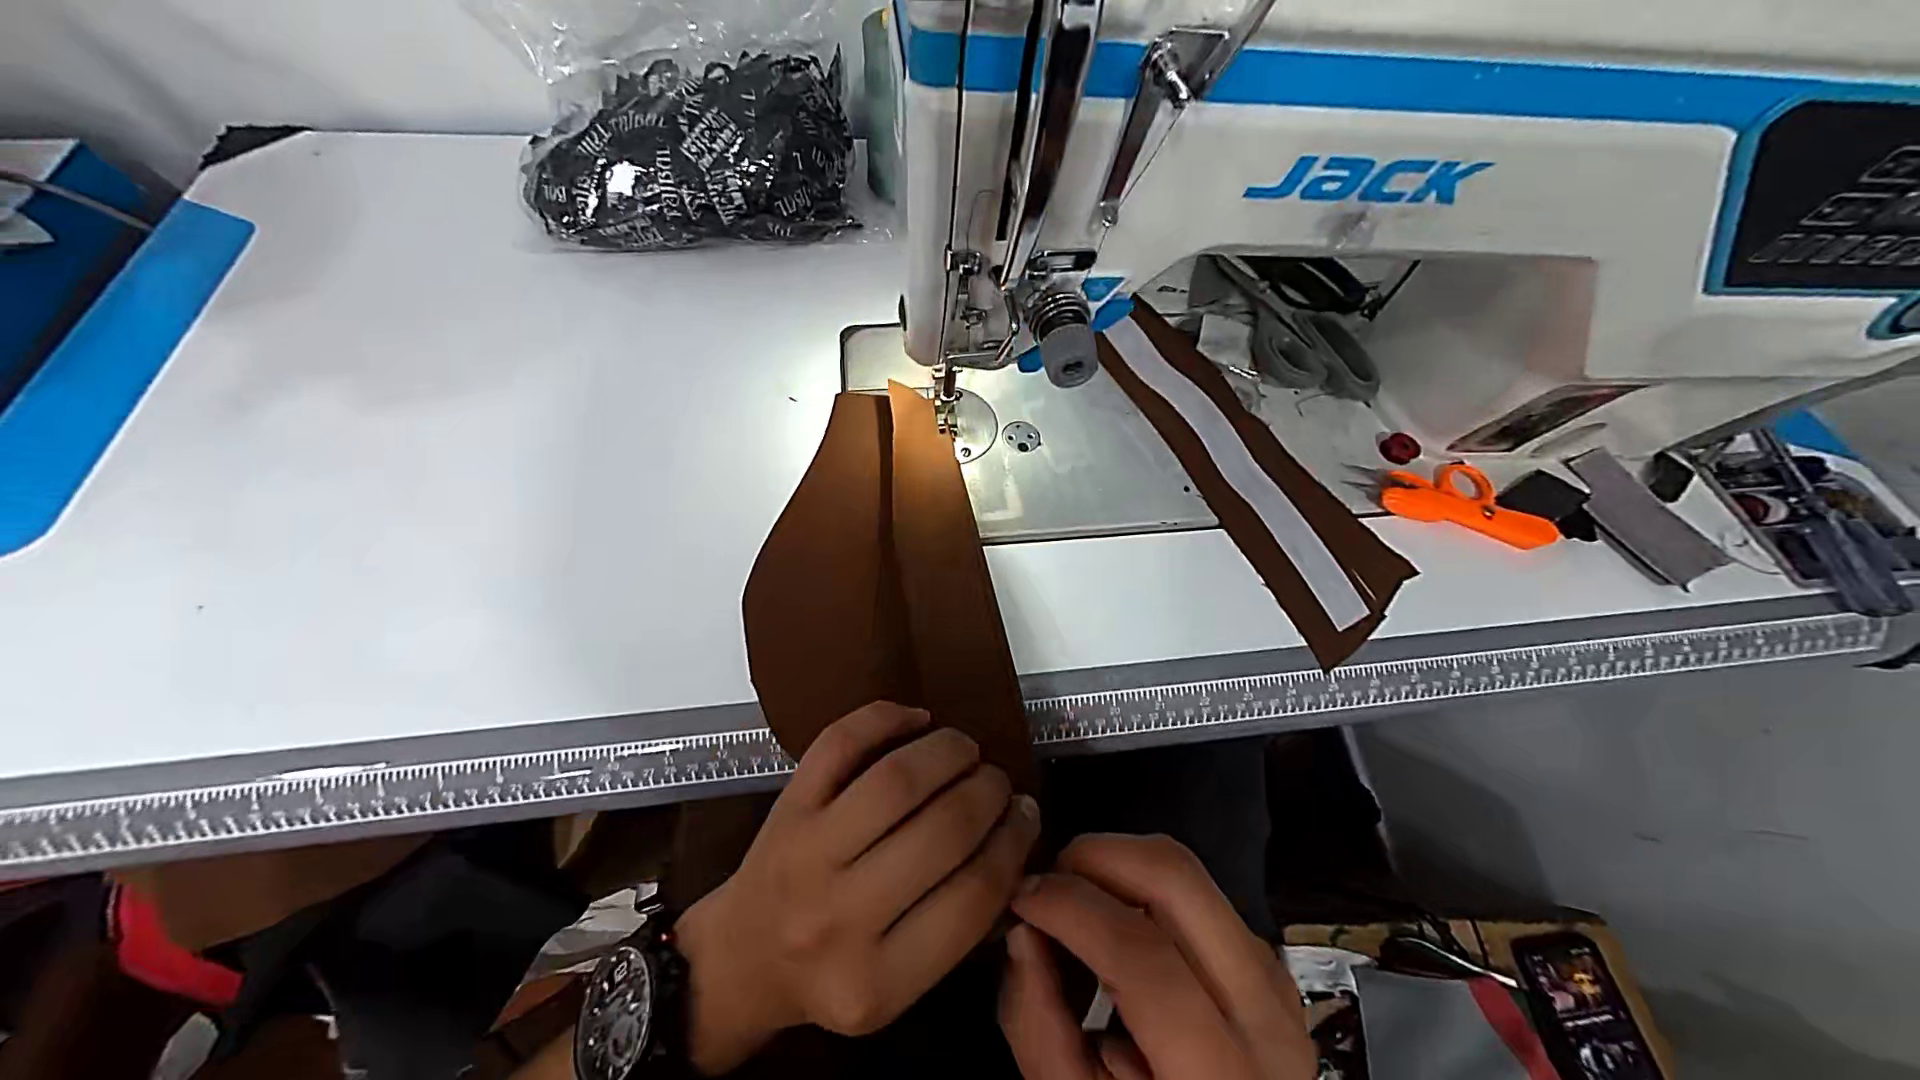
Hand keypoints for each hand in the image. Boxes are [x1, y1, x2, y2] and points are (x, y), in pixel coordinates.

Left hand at [674, 702, 1040, 1072]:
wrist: (743, 958)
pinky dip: (885, 717)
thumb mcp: (899, 983)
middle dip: (989, 792)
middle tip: (999, 781)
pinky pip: (840, 743)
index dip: (1014, 842)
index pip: (973, 896)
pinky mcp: (786, 807)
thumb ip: (960, 923)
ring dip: (949, 751)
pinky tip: (918, 720)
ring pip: (896, 780)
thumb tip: (1017, 832)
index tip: (1026, 814)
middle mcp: (837, 917)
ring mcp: (806, 854)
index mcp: (877, 982)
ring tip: (967, 751)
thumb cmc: (832, 971)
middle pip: (943, 830)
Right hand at [1000, 834, 1316, 1079]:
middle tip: (1047, 884)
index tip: (1019, 897)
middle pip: (1176, 878)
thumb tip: (1022, 931)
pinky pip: (1194, 889)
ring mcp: (1271, 974)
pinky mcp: (1262, 955)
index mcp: (1218, 1073)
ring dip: (1114, 862)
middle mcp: (1261, 1010)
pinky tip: (1109, 917)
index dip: (1070, 909)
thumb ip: (1039, 1027)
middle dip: (1094, 857)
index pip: (1142, 955)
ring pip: (1185, 868)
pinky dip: (1137, 881)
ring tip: (1073, 898)